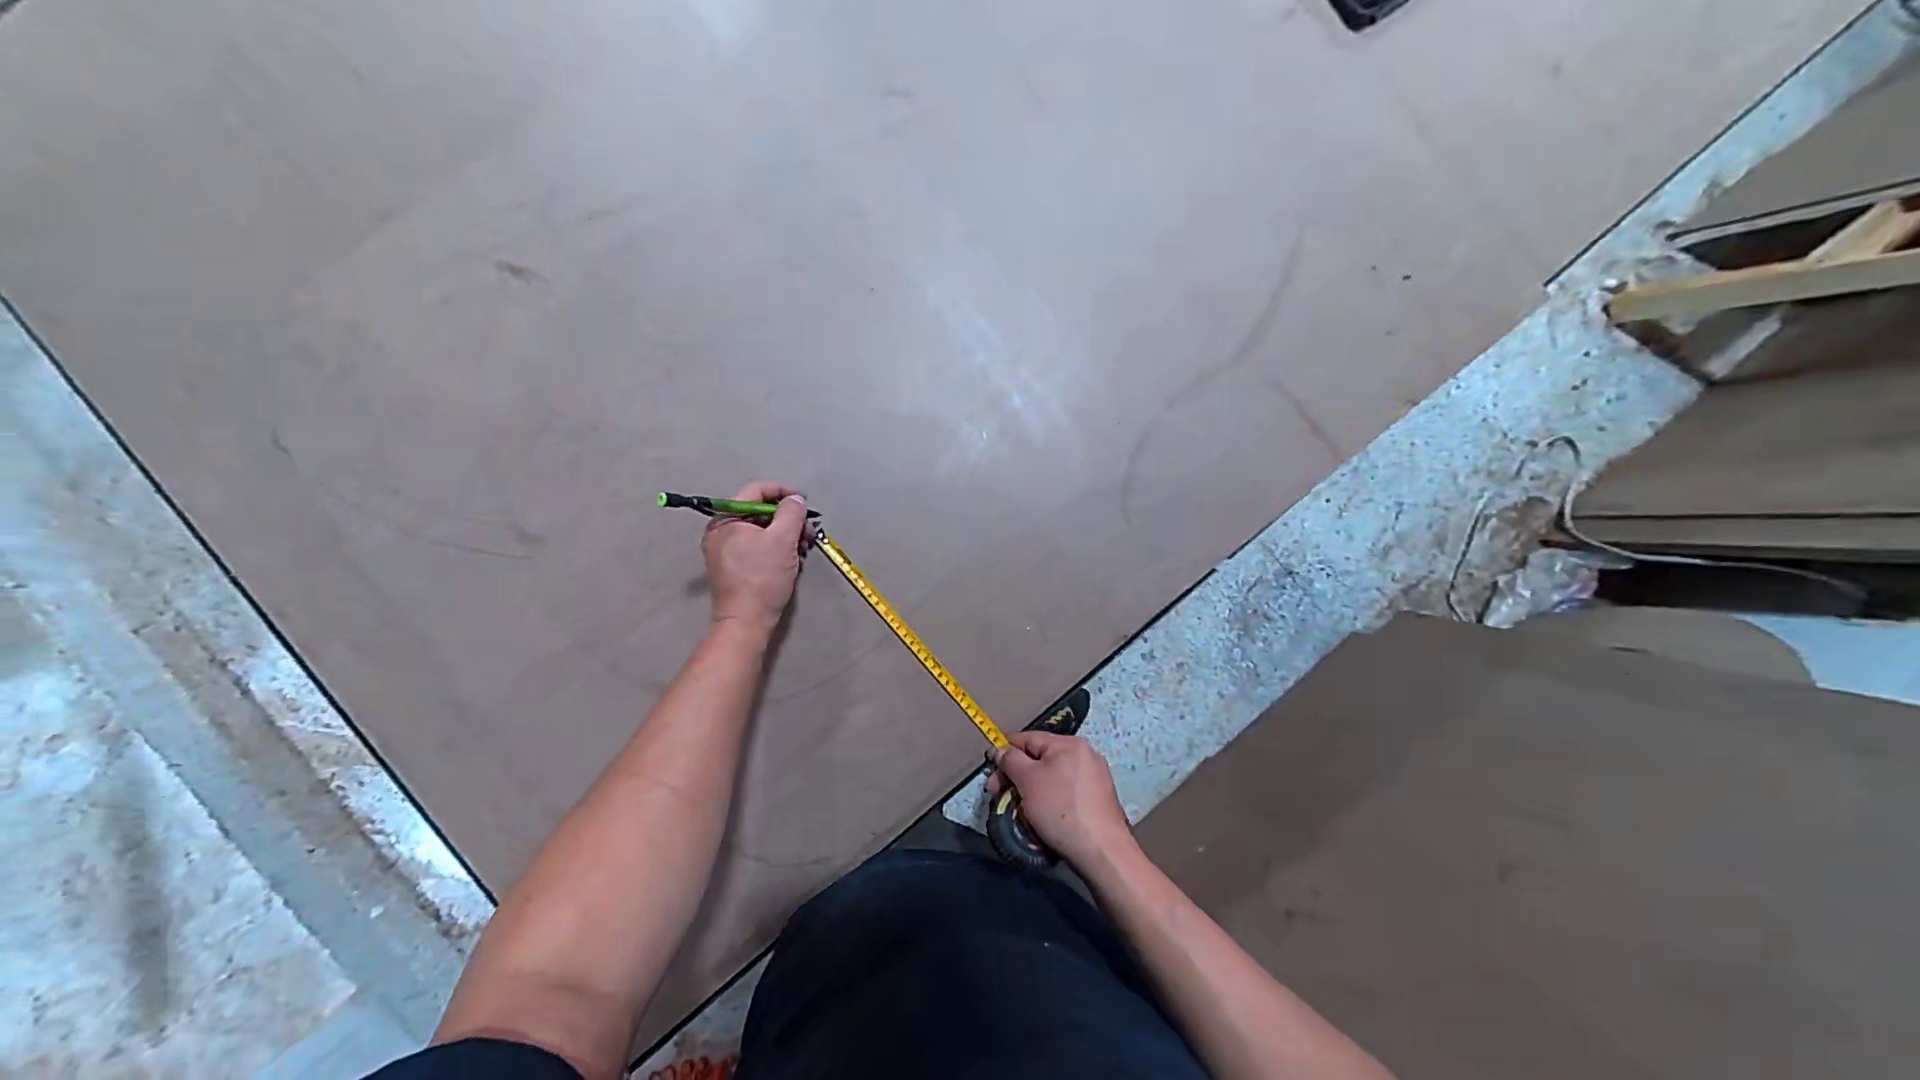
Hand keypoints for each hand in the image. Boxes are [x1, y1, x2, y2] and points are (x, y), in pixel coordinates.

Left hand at [701, 481, 808, 631]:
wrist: (747, 622)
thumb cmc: (761, 579)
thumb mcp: (782, 540)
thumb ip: (791, 512)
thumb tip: (795, 499)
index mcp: (726, 520)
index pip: (756, 490)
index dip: (784, 492)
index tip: (804, 503)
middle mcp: (722, 532)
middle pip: (761, 511)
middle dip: (789, 519)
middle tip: (807, 532)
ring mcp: (727, 550)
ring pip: (763, 530)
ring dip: (787, 535)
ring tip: (803, 549)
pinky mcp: (736, 567)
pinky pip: (760, 546)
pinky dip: (778, 548)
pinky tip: (793, 560)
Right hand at [989, 732, 1134, 869]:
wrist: (1101, 851)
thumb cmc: (1060, 809)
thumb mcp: (1027, 780)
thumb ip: (1010, 759)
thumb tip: (1000, 748)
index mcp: (1069, 743)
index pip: (1027, 738)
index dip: (1004, 750)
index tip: (989, 769)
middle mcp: (1085, 754)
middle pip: (1039, 758)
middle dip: (1016, 775)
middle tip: (998, 794)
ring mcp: (1094, 777)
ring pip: (1051, 776)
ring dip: (1030, 789)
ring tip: (1018, 808)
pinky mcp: (1098, 799)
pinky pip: (1064, 792)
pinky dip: (1049, 800)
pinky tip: (1041, 816)